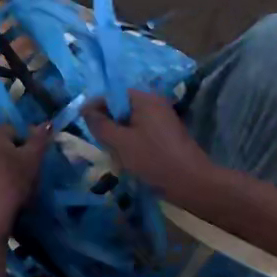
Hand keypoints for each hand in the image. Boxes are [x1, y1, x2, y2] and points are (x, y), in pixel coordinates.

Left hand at [0, 124, 52, 231]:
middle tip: (24, 171)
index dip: (27, 144)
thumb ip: (40, 138)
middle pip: (0, 142)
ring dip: (0, 163)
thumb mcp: (34, 159)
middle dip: (12, 152)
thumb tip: (46, 122)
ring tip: (11, 181)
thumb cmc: (14, 182)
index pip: (15, 130)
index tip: (33, 161)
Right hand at [85, 90, 218, 199]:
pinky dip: (131, 142)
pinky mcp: (166, 134)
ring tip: (115, 154)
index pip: (112, 94)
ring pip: (130, 122)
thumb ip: (100, 124)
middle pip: (121, 107)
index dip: (95, 107)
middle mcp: (155, 103)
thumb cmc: (153, 160)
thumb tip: (85, 109)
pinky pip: (141, 132)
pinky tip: (129, 159)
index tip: (85, 126)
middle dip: (108, 124)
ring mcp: (163, 119)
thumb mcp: (120, 142)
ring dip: (119, 136)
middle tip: (101, 143)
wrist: (191, 182)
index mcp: (145, 99)